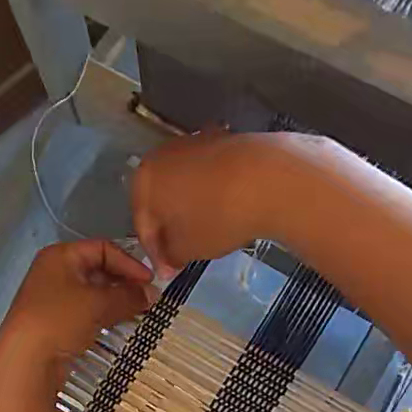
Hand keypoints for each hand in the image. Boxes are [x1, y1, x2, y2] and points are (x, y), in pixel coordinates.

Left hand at [0, 239, 155, 371]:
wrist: (26, 360)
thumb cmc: (61, 320)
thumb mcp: (98, 303)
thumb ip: (128, 296)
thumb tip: (151, 294)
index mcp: (60, 256)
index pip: (103, 249)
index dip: (129, 263)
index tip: (150, 282)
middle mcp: (53, 272)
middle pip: (97, 270)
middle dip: (123, 284)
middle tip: (146, 300)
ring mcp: (51, 298)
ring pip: (91, 294)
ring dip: (115, 302)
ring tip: (137, 314)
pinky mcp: (53, 322)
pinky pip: (84, 312)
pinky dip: (102, 316)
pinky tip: (117, 326)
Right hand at [130, 131, 337, 278]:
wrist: (270, 180)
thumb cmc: (215, 218)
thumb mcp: (186, 249)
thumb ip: (169, 255)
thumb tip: (170, 257)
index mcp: (144, 179)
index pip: (142, 224)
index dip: (154, 253)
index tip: (167, 272)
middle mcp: (165, 154)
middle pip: (161, 200)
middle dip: (170, 227)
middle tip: (182, 253)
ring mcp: (197, 142)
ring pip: (185, 185)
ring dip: (191, 210)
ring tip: (207, 233)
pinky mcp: (226, 140)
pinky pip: (209, 175)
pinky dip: (212, 194)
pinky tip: (226, 212)